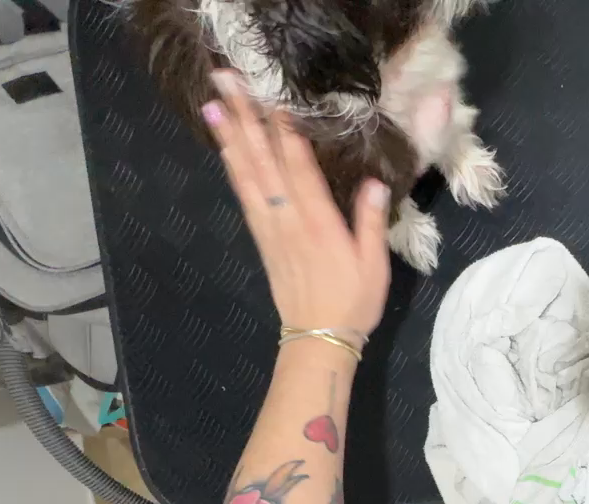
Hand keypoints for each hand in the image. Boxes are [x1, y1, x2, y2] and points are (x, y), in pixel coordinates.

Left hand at [203, 70, 390, 342]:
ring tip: (213, 104)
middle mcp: (289, 219)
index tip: (273, 95)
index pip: (299, 167)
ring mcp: (271, 229)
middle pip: (264, 162)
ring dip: (230, 138)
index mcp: (320, 223)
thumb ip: (372, 223)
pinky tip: (226, 151)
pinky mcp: (263, 241)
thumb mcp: (375, 266)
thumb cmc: (354, 302)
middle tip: (225, 81)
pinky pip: (245, 198)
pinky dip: (234, 171)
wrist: (319, 337)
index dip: (286, 130)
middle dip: (245, 119)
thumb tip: (375, 182)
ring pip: (248, 176)